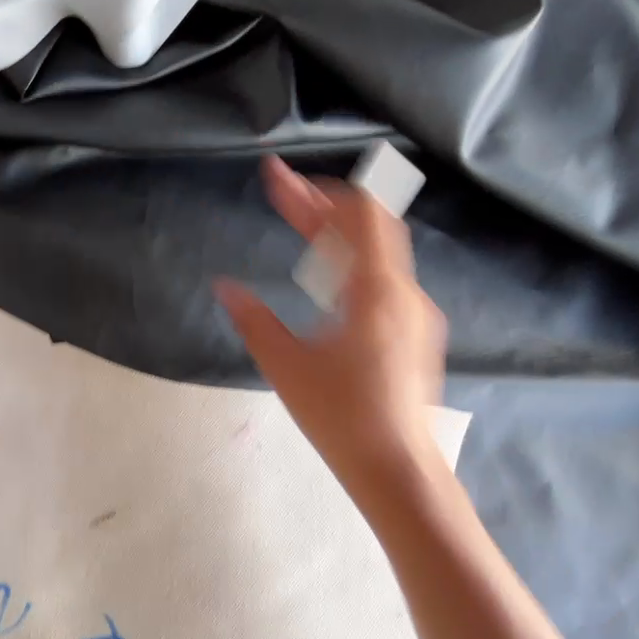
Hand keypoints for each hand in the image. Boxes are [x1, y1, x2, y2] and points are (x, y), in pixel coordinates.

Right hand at [217, 155, 448, 496]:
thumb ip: (254, 321)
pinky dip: (352, 262)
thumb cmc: (339, 416)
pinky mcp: (412, 333)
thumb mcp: (285, 366)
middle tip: (284, 194)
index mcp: (376, 291)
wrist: (394, 463)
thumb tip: (225, 287)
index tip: (277, 175)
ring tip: (301, 229)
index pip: (356, 215)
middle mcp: (404, 292)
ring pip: (379, 253)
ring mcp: (414, 313)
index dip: (314, 190)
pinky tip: (327, 280)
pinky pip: (382, 278)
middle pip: (370, 227)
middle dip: (324, 206)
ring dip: (339, 234)